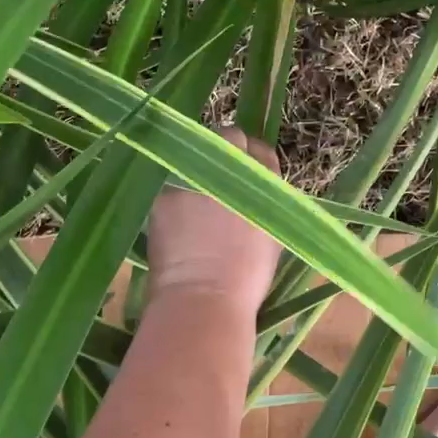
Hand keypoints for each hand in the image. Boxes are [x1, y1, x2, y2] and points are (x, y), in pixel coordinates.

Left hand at [146, 128, 283, 312]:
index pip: (259, 148)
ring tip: (196, 201)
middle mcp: (232, 169)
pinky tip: (177, 219)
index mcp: (265, 180)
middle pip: (229, 137)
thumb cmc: (248, 278)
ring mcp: (195, 176)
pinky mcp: (164, 192)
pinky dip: (175, 193)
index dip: (252, 156)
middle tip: (220, 177)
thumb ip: (269, 201)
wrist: (205, 300)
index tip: (248, 168)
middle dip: (226, 151)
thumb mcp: (273, 234)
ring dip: (198, 169)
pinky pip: (171, 181)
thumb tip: (258, 186)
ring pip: (196, 156)